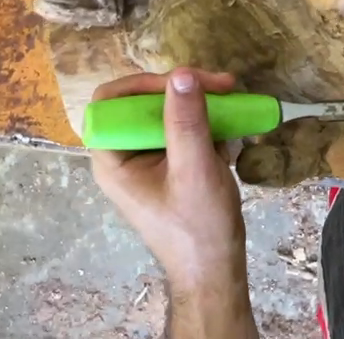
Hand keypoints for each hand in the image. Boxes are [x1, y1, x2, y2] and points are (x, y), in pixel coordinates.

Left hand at [89, 68, 251, 308]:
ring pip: (166, 108)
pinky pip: (182, 124)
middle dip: (183, 90)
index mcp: (113, 159)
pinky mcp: (170, 160)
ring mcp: (148, 157)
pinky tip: (230, 129)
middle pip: (142, 100)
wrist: (216, 269)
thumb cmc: (197, 228)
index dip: (142, 85)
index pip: (111, 101)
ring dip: (200, 102)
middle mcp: (125, 154)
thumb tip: (182, 74)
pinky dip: (206, 120)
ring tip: (232, 102)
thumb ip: (186, 122)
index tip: (182, 84)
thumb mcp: (193, 171)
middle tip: (222, 85)